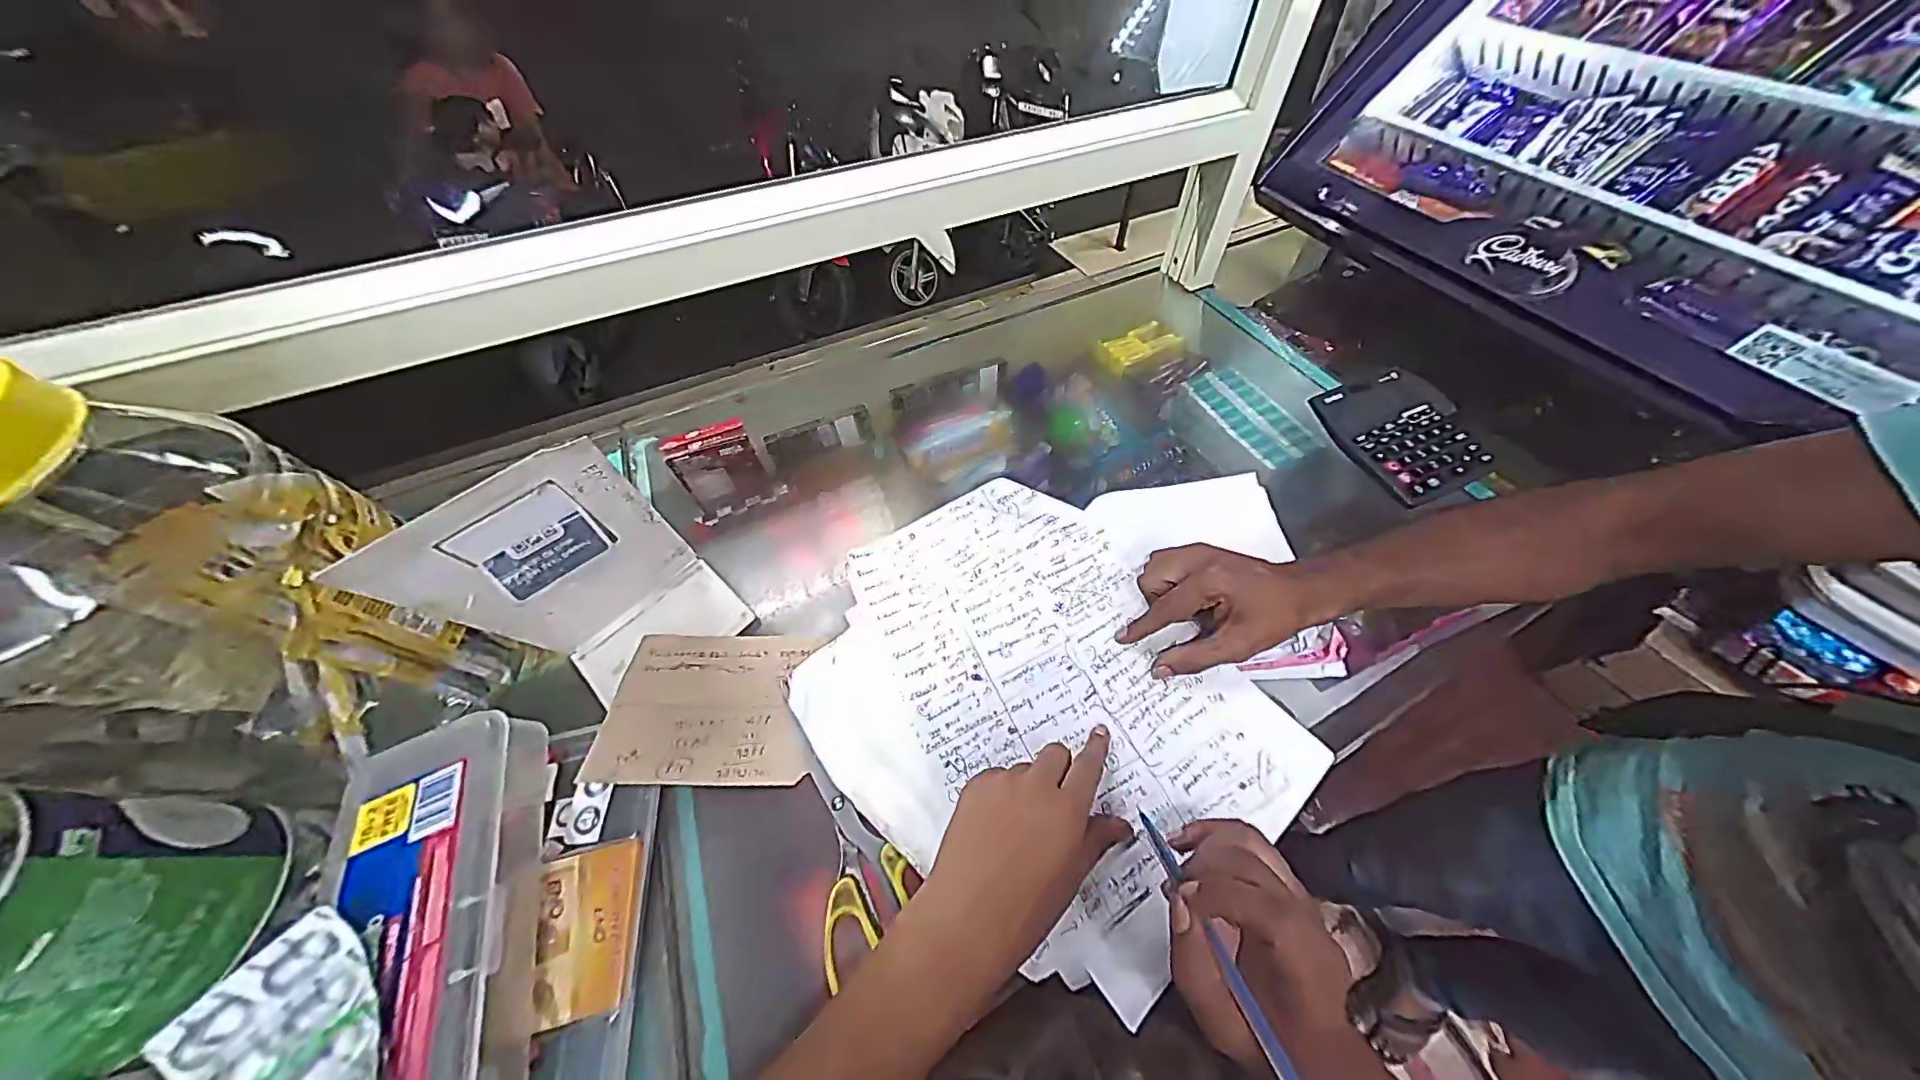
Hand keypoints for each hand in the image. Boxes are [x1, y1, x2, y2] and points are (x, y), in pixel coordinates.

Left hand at [904, 728, 1130, 1002]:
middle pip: (1055, 754)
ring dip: (1028, 785)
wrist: (966, 918)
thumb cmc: (1024, 909)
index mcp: (1068, 810)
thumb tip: (1117, 824)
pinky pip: (995, 777)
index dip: (1096, 748)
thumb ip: (1095, 839)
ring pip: (1024, 768)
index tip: (1098, 735)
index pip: (1089, 764)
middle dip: (1060, 768)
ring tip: (1019, 826)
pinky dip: (1000, 792)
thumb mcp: (1071, 876)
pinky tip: (995, 826)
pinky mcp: (974, 787)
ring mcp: (1002, 784)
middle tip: (1056, 795)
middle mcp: (1037, 788)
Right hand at [1117, 545, 1339, 674]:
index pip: (1165, 607)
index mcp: (1209, 580)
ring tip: (1188, 608)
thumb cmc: (1275, 617)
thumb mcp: (1238, 645)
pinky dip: (1169, 581)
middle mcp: (1199, 559)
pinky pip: (1167, 562)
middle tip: (1184, 620)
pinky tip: (1191, 597)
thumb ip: (1195, 657)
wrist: (1300, 590)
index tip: (1124, 638)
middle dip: (1158, 602)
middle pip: (1151, 578)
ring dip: (1161, 590)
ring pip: (1155, 567)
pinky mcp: (1202, 551)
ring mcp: (1199, 551)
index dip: (1144, 627)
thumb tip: (1159, 667)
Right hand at [1168, 821, 1353, 1066]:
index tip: (1179, 896)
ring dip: (1209, 838)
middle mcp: (1308, 918)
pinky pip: (1255, 844)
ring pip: (1253, 842)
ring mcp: (1302, 897)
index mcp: (1300, 957)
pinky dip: (1220, 836)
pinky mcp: (1289, 886)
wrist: (1307, 1044)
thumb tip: (1178, 900)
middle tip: (1174, 882)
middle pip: (1253, 865)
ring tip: (1178, 846)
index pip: (1264, 905)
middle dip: (1203, 865)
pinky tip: (1195, 842)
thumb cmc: (1266, 1038)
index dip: (1214, 892)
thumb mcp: (1218, 1020)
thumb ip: (1192, 961)